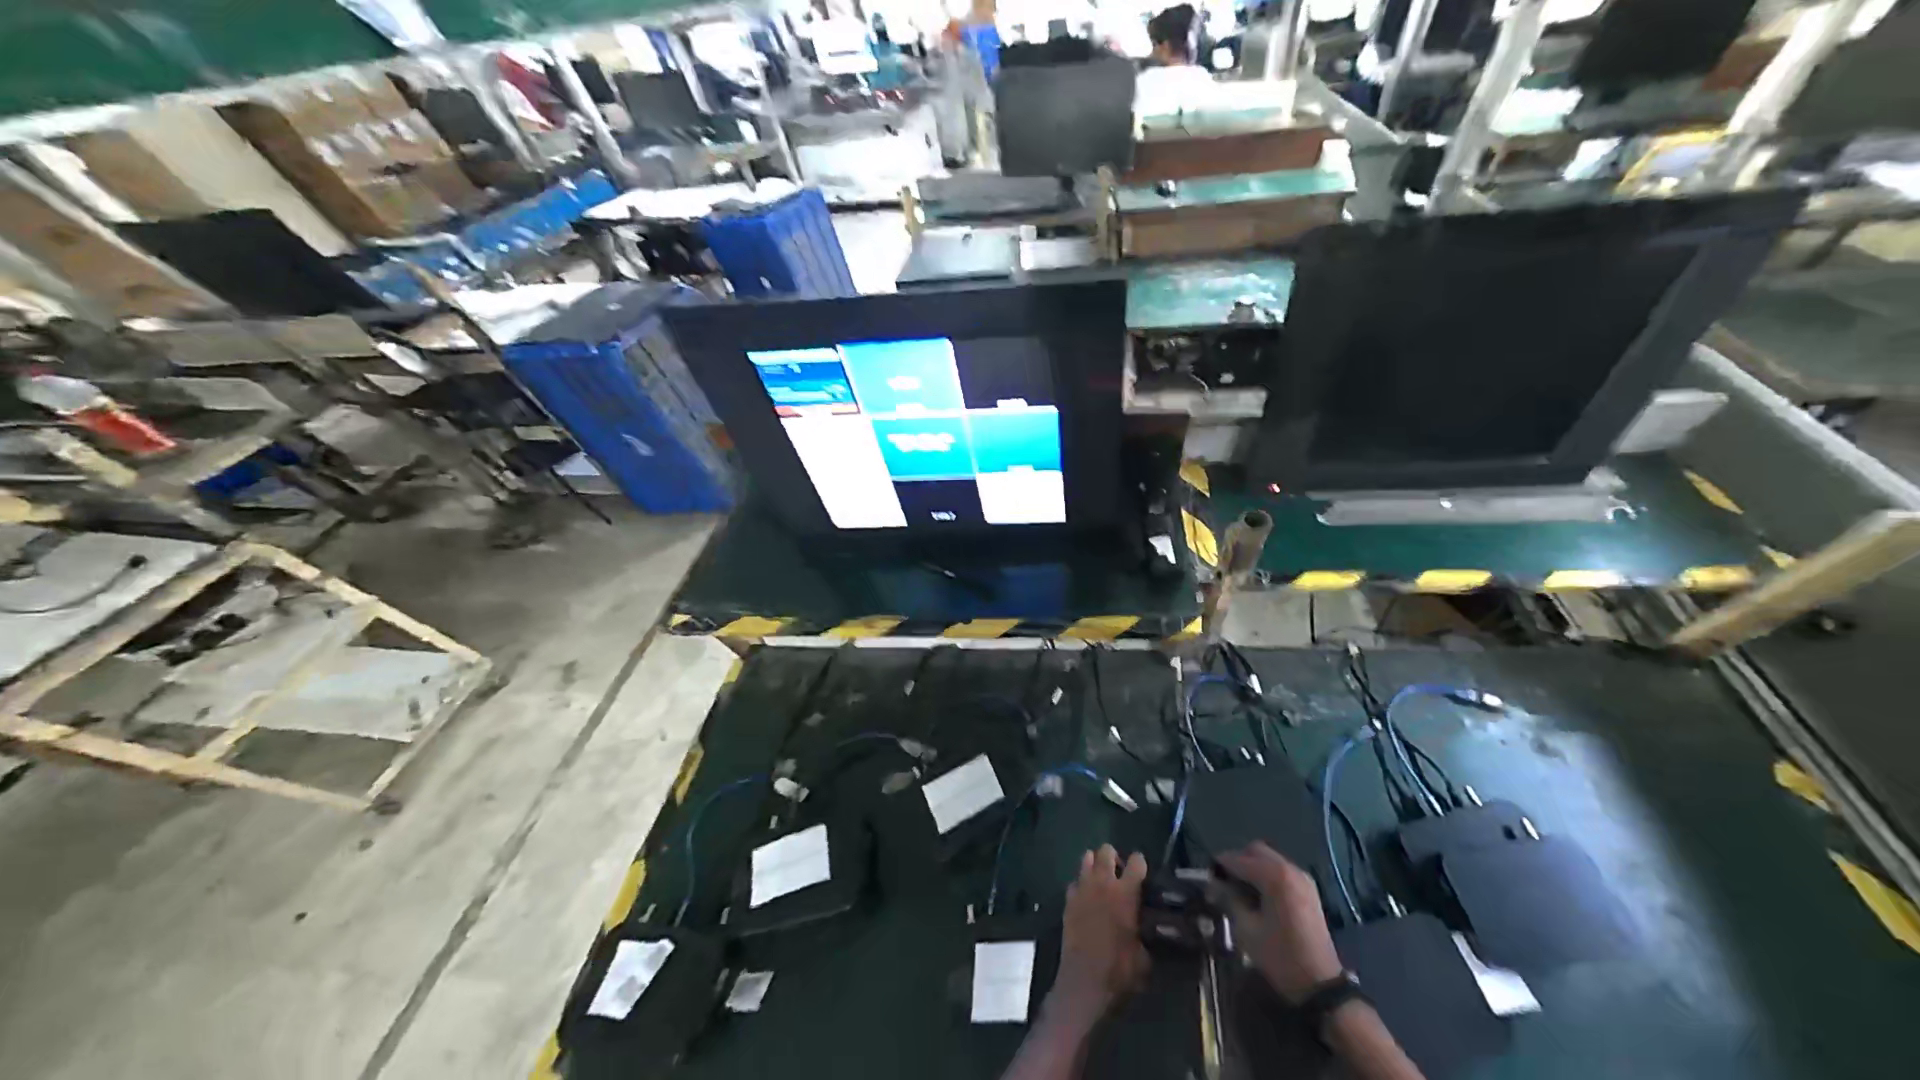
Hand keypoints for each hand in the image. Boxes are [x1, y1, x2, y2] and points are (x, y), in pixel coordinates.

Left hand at [1049, 845, 1150, 1026]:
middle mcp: (1103, 884)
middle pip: (1106, 851)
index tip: (1142, 870)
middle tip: (1119, 873)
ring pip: (1086, 858)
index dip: (1140, 863)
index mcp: (1126, 893)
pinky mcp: (1067, 900)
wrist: (1085, 980)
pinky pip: (1074, 882)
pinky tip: (1086, 899)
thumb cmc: (1120, 969)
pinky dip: (1081, 885)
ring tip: (1101, 880)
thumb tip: (1149, 930)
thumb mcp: (1145, 955)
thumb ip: (1147, 934)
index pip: (1137, 861)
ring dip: (1095, 865)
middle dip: (1114, 857)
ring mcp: (1082, 889)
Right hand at [1216, 842, 1343, 1002]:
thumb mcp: (1246, 929)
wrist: (1321, 985)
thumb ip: (1229, 899)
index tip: (1207, 877)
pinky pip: (1281, 870)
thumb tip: (1215, 883)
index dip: (1219, 866)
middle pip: (1256, 851)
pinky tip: (1259, 895)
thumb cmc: (1280, 956)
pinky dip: (1267, 875)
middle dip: (1237, 861)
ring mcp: (1303, 879)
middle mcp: (1291, 870)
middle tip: (1224, 882)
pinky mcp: (1309, 890)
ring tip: (1239, 889)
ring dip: (1252, 867)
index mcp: (1275, 877)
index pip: (1238, 859)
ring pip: (1270, 859)